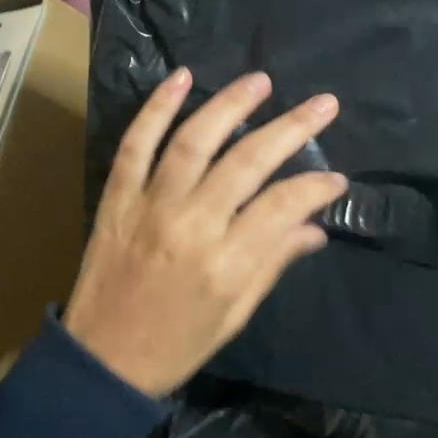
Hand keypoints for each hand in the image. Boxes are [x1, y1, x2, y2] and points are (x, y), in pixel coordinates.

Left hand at [64, 68, 347, 397]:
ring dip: (230, 105)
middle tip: (322, 103)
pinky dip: (157, 107)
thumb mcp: (235, 315)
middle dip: (290, 128)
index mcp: (225, 263)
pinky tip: (183, 78)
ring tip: (260, 81)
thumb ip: (273, 263)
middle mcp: (190, 225)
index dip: (314, 186)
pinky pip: (136, 143)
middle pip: (246, 162)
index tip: (336, 175)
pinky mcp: (117, 196)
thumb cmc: (177, 343)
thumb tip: (314, 226)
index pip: (282, 206)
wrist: (100, 359)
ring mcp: (149, 204)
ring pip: (193, 141)